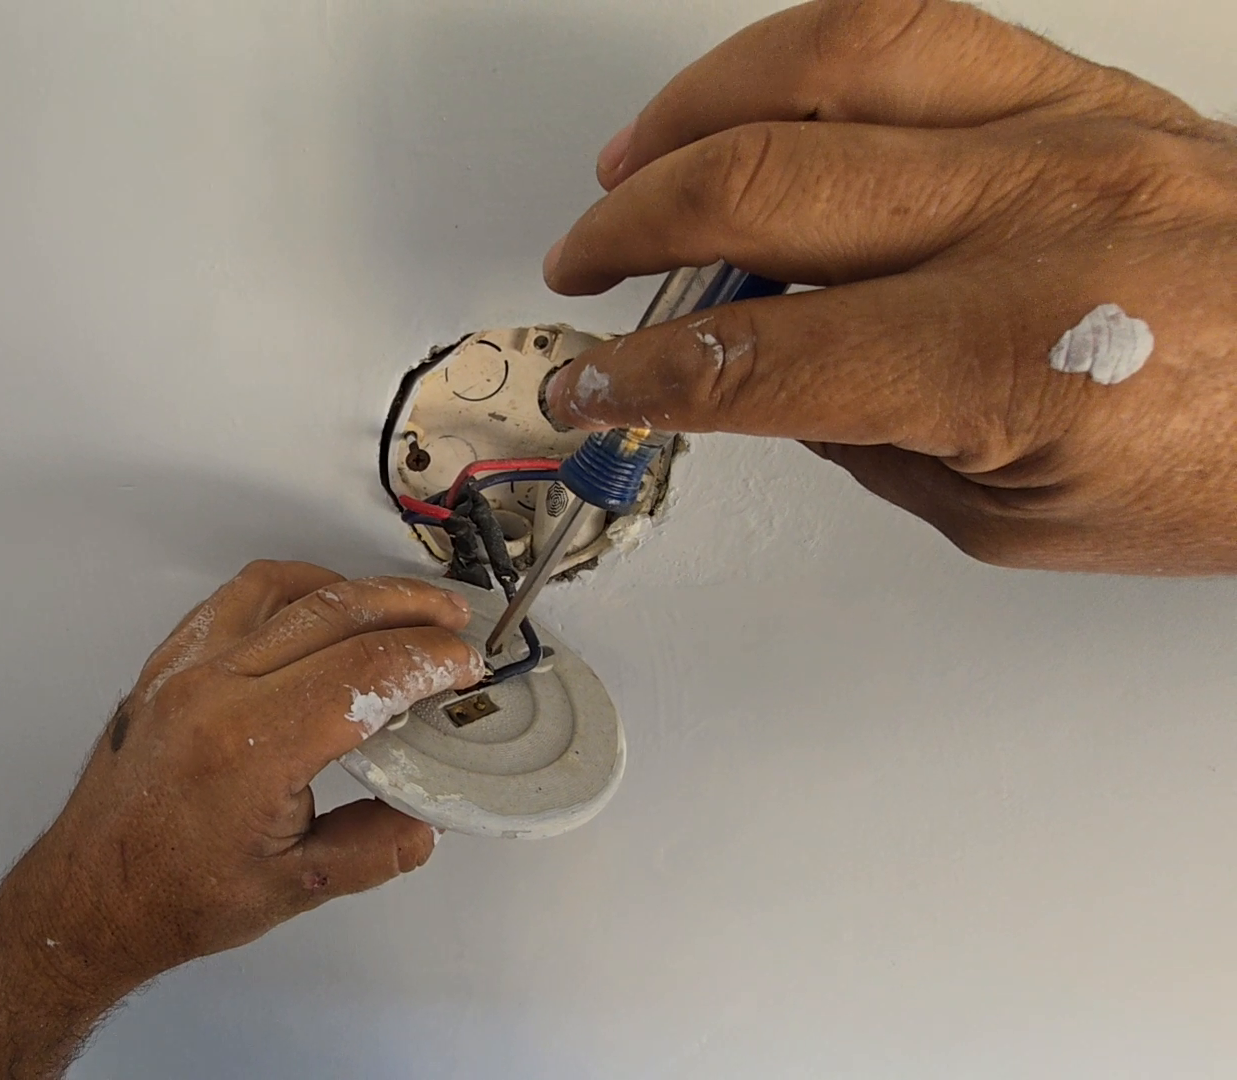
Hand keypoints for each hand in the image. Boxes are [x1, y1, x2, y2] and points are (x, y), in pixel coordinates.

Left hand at [0, 562, 483, 1078]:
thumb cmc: (173, 894)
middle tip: (449, 616)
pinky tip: (317, 601)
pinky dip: (291, 586)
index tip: (461, 662)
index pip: (361, 676)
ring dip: (351, 586)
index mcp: (250, 747)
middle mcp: (214, 690)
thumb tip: (422, 819)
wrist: (90, 890)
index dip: (425, 661)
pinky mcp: (170, 659)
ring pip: (283, 588)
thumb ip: (372, 849)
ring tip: (395, 601)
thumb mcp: (291, 888)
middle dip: (406, 607)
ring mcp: (186, 666)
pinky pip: (237, 596)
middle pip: (332, 614)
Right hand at [542, 0, 1236, 574]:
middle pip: (760, 191)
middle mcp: (1039, 218)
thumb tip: (750, 375)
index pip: (755, 358)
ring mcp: (1060, 129)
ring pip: (819, 71)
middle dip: (627, 233)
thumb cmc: (1225, 463)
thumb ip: (850, 437)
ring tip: (619, 168)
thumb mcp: (1001, 511)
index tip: (583, 390)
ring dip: (683, 119)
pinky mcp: (1071, 85)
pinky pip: (894, 29)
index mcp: (1020, 360)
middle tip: (577, 269)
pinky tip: (721, 106)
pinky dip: (774, 62)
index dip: (637, 378)